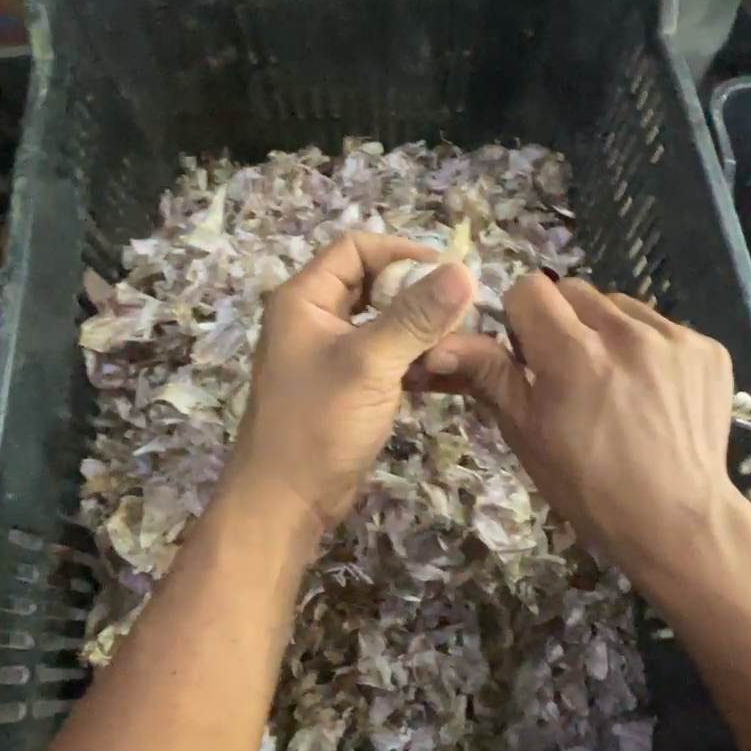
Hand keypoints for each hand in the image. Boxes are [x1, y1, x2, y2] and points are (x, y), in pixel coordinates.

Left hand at [224, 231, 477, 528]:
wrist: (286, 502)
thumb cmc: (318, 424)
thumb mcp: (370, 363)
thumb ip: (416, 317)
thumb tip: (464, 272)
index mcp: (304, 299)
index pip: (356, 248)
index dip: (402, 252)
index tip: (447, 272)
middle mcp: (316, 319)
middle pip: (375, 285)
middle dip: (419, 296)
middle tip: (463, 311)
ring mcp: (333, 355)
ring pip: (387, 324)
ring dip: (423, 333)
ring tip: (463, 345)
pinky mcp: (350, 387)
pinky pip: (390, 359)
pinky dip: (418, 362)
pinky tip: (453, 374)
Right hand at [425, 275, 741, 575]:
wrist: (676, 522)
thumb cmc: (588, 485)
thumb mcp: (526, 433)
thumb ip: (489, 374)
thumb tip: (438, 343)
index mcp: (573, 354)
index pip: (530, 288)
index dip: (521, 318)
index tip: (529, 354)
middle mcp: (626, 333)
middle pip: (574, 290)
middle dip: (562, 321)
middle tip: (568, 370)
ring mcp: (673, 339)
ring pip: (619, 304)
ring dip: (606, 330)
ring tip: (613, 381)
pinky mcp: (707, 349)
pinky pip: (660, 326)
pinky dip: (648, 347)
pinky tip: (650, 390)